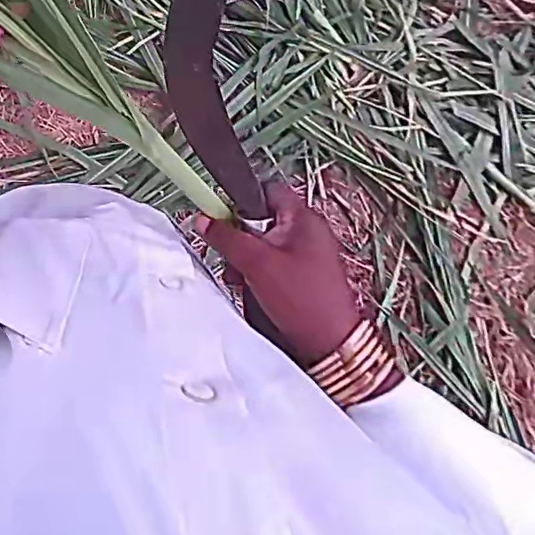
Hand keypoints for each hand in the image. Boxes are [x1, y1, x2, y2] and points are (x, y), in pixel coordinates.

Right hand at [192, 184, 362, 364]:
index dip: (241, 198)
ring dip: (244, 256)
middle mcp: (308, 232)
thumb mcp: (254, 262)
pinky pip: (271, 261)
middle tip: (229, 248)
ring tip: (239, 273)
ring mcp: (308, 254)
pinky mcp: (303, 275)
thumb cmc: (304, 299)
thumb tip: (203, 220)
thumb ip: (225, 236)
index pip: (266, 190)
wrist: (330, 344)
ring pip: (263, 242)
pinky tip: (249, 284)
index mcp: (304, 219)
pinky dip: (256, 270)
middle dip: (238, 234)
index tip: (219, 210)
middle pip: (260, 218)